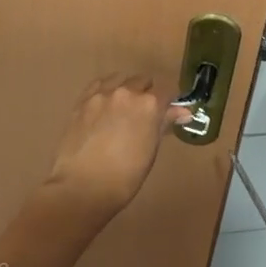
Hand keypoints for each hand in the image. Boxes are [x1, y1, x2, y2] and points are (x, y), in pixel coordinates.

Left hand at [42, 75, 191, 216]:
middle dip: (148, 94)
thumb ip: (163, 124)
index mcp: (149, 105)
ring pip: (120, 79)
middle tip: (146, 115)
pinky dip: (106, 90)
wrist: (82, 186)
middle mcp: (127, 92)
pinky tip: (105, 104)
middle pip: (143, 81)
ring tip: (123, 109)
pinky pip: (98, 85)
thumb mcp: (151, 150)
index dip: (171, 101)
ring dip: (126, 89)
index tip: (170, 112)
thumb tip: (183, 112)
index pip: (168, 91)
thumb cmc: (125, 176)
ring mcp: (101, 94)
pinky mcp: (82, 101)